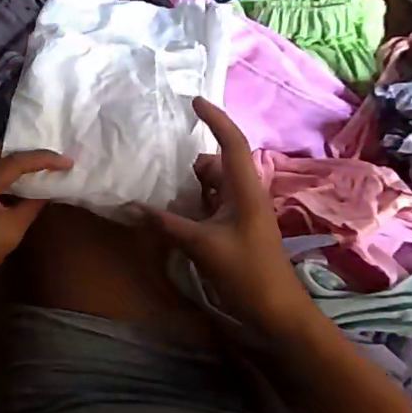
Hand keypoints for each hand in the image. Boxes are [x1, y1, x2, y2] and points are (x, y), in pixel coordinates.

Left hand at [0, 141, 72, 294]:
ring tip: (37, 164)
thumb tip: (50, 187)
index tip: (67, 162)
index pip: (16, 161)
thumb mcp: (13, 230)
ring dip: (13, 156)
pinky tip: (17, 176)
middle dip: (26, 149)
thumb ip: (33, 204)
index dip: (44, 159)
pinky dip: (2, 165)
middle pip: (0, 148)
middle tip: (49, 157)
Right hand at [142, 98, 318, 335]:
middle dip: (192, 161)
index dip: (214, 119)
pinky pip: (213, 205)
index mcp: (246, 189)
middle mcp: (246, 194)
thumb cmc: (248, 274)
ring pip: (214, 186)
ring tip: (160, 187)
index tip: (193, 101)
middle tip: (160, 162)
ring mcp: (243, 212)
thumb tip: (133, 207)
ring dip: (191, 185)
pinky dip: (195, 203)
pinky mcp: (237, 229)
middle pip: (218, 164)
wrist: (278, 311)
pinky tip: (174, 213)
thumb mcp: (204, 247)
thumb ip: (168, 226)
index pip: (232, 142)